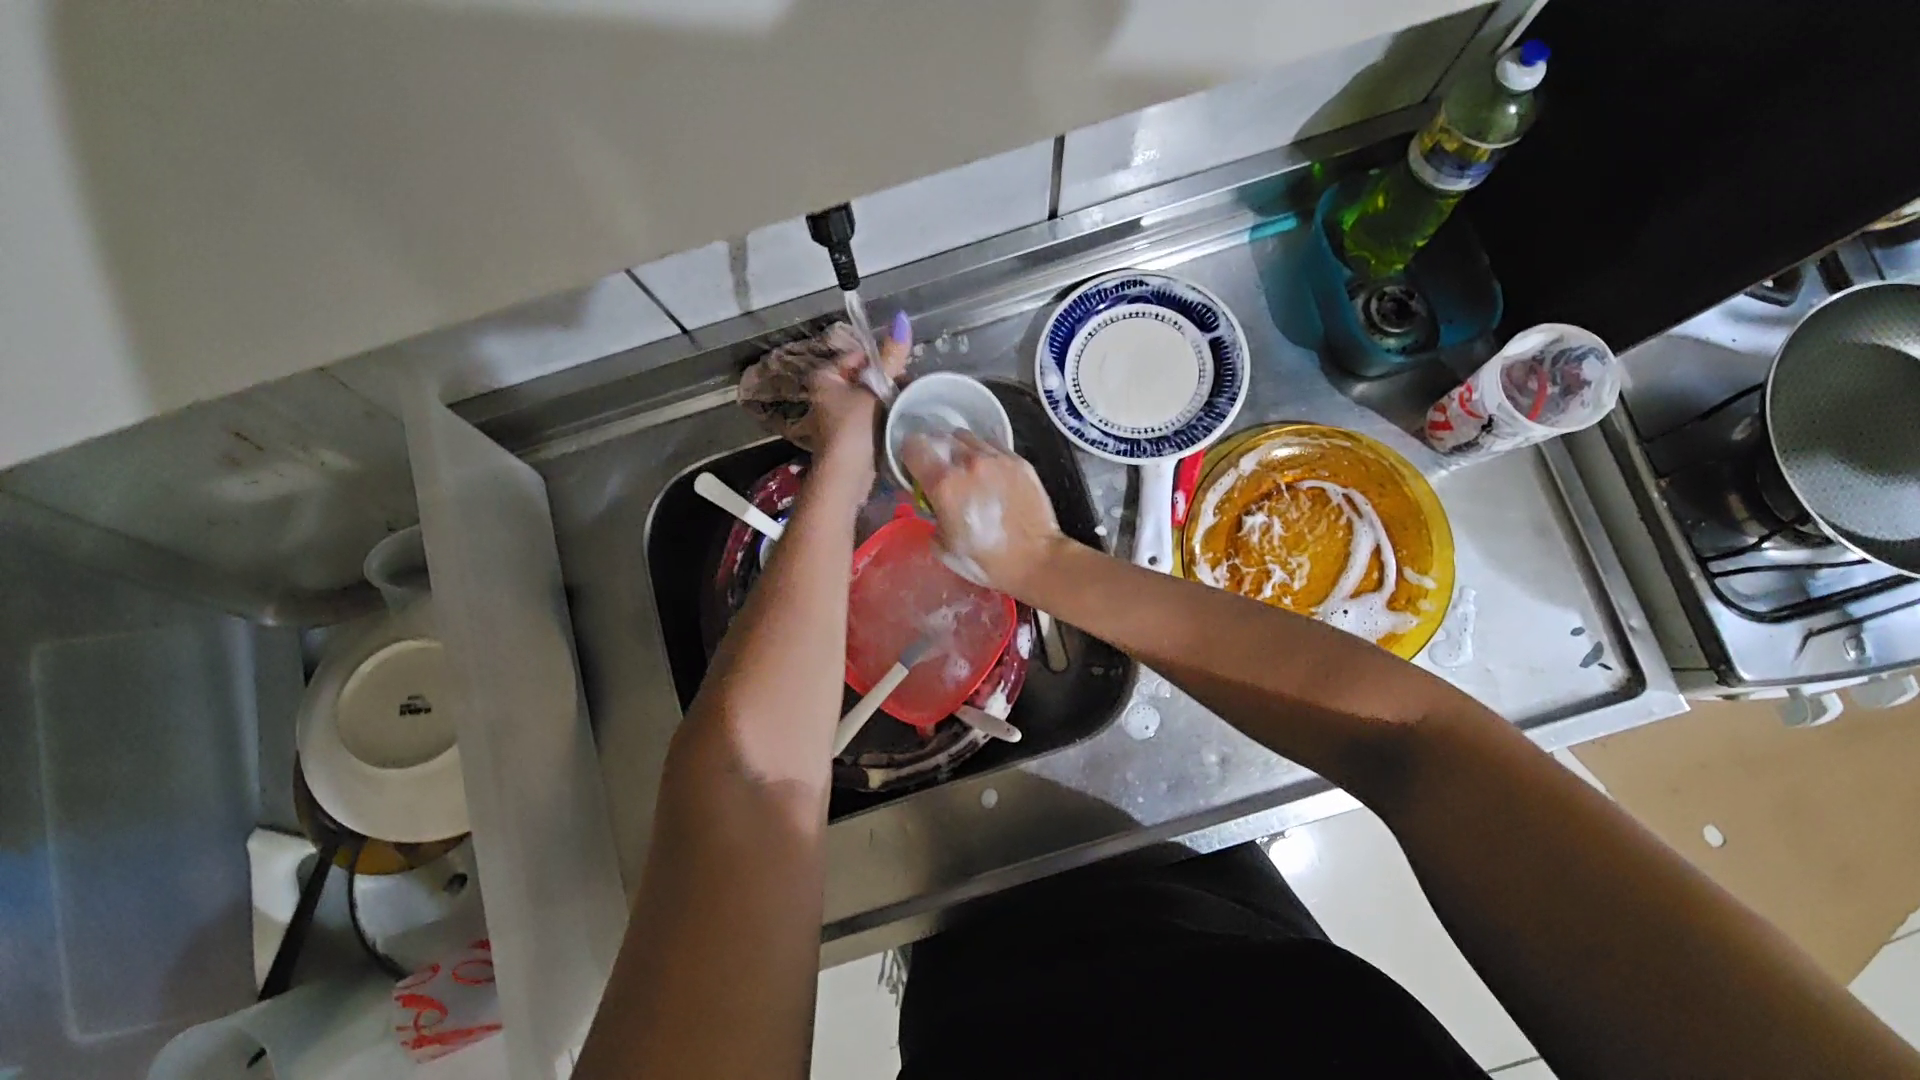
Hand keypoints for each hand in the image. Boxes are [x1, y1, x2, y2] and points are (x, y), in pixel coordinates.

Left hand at [800, 322, 912, 459]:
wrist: (845, 476)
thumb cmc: (853, 429)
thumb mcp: (873, 391)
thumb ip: (890, 359)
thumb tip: (901, 319)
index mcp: (823, 377)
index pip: (857, 355)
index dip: (881, 360)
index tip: (902, 369)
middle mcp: (826, 393)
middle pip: (865, 376)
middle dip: (887, 381)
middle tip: (908, 387)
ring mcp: (837, 415)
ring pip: (870, 397)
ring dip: (888, 400)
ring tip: (907, 402)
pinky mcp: (850, 434)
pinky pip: (871, 416)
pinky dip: (884, 416)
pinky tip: (899, 418)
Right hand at [900, 431, 1066, 594]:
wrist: (1035, 559)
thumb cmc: (985, 560)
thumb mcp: (943, 546)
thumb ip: (931, 516)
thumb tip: (932, 505)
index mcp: (944, 483)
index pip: (914, 446)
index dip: (908, 455)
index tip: (912, 466)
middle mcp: (969, 461)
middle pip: (940, 438)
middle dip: (934, 452)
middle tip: (939, 471)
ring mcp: (997, 458)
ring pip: (967, 437)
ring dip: (959, 449)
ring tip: (965, 469)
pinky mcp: (1019, 460)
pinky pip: (993, 445)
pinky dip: (984, 454)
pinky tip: (989, 472)